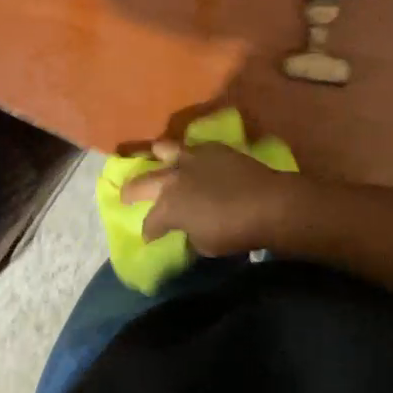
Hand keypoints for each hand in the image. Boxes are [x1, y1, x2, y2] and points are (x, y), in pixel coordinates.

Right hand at [121, 142, 302, 256]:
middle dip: (131, 191)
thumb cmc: (233, 232)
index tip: (149, 238)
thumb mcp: (205, 245)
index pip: (149, 223)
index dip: (148, 232)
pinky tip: (192, 159)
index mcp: (168, 206)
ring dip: (157, 157)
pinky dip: (188, 154)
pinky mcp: (212, 148)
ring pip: (164, 149)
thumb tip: (186, 230)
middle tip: (125, 196)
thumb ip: (189, 235)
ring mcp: (192, 158)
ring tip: (154, 158)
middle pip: (142, 183)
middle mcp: (173, 178)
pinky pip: (193, 147)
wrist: (266, 203)